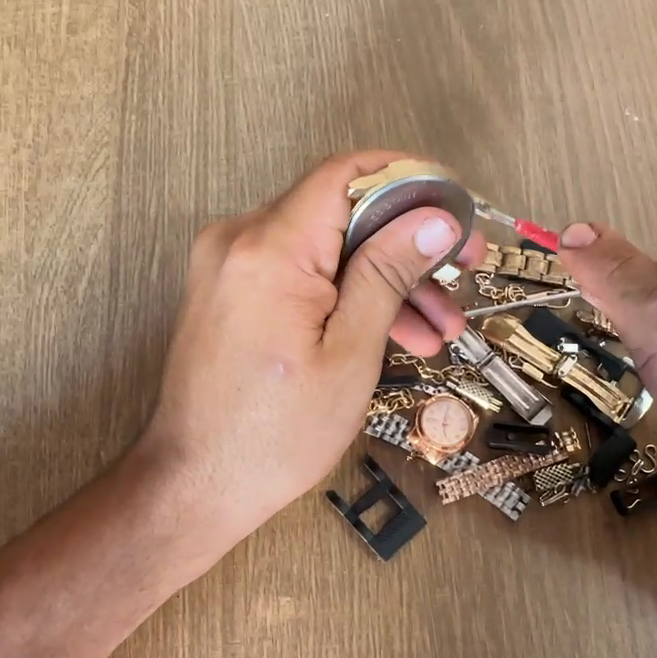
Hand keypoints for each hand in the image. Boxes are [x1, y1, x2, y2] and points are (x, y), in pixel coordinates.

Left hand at [137, 152, 484, 547]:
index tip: (456, 207)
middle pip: (339, 211)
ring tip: (437, 328)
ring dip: (380, 277)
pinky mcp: (228, 289)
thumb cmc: (275, 434)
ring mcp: (228, 264)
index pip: (346, 173)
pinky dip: (342, 293)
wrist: (196, 484)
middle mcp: (238, 238)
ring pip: (323, 247)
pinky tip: (390, 333)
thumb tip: (435, 217)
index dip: (409, 179)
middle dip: (405, 242)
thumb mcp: (349, 354)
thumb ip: (388, 274)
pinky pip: (298, 272)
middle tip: (461, 273)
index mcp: (268, 247)